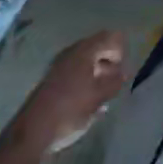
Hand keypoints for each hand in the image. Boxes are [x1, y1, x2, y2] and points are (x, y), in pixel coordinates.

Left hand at [16, 30, 128, 151]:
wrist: (36, 126)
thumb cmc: (71, 107)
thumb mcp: (98, 97)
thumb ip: (115, 82)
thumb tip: (125, 72)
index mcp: (85, 50)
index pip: (110, 37)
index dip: (120, 51)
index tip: (122, 71)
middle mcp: (73, 50)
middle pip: (98, 47)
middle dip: (110, 63)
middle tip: (116, 83)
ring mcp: (62, 62)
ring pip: (87, 60)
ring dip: (99, 73)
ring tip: (105, 94)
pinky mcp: (55, 76)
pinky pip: (77, 70)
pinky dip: (87, 79)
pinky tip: (89, 100)